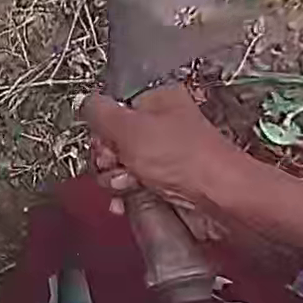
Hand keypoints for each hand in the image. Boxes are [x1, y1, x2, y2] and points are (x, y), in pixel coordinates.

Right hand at [80, 86, 302, 269]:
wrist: (217, 200)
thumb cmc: (183, 159)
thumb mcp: (128, 127)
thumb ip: (99, 112)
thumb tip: (84, 103)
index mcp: (156, 101)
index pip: (110, 108)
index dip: (101, 128)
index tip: (105, 140)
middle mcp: (158, 126)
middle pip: (109, 140)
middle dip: (106, 158)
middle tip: (118, 163)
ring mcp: (160, 156)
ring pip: (115, 166)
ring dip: (113, 179)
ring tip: (130, 183)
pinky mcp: (160, 183)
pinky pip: (126, 187)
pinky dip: (122, 195)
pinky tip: (126, 200)